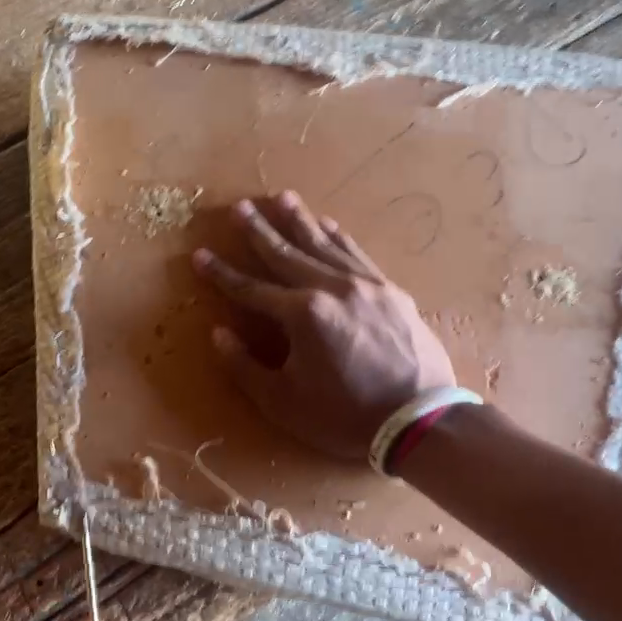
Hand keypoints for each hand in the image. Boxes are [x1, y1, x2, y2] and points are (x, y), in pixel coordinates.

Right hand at [191, 191, 454, 459]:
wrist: (422, 422)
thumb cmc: (344, 416)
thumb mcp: (281, 402)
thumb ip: (244, 366)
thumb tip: (220, 334)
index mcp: (302, 314)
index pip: (250, 288)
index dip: (221, 273)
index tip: (199, 255)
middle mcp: (331, 288)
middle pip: (286, 254)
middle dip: (259, 231)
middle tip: (240, 207)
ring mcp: (365, 286)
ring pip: (324, 245)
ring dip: (300, 221)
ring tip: (282, 198)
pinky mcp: (391, 292)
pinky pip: (357, 255)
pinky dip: (339, 237)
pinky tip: (328, 224)